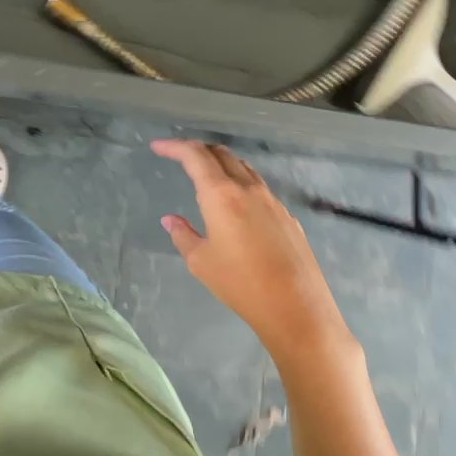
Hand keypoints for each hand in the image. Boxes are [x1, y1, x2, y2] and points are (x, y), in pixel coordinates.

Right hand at [150, 140, 352, 361]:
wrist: (297, 308)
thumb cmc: (241, 284)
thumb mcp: (200, 261)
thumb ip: (182, 234)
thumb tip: (170, 219)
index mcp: (221, 195)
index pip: (195, 156)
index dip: (174, 147)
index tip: (158, 147)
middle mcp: (248, 189)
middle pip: (221, 154)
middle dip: (197, 150)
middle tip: (179, 157)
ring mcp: (273, 202)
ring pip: (243, 168)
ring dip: (221, 164)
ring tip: (206, 176)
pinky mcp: (288, 218)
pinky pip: (259, 189)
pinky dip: (240, 184)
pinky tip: (236, 206)